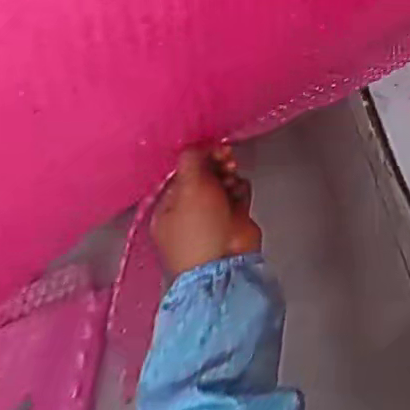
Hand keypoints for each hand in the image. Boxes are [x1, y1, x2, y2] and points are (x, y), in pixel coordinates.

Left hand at [151, 145, 262, 275]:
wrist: (225, 263)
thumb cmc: (200, 226)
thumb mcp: (189, 187)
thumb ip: (192, 160)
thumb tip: (197, 146)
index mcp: (168, 206)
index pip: (184, 171)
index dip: (200, 157)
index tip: (213, 150)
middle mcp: (189, 210)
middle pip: (205, 175)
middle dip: (217, 164)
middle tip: (227, 160)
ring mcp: (212, 215)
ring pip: (223, 180)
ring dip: (230, 176)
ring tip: (232, 180)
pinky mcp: (234, 218)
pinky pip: (238, 192)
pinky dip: (241, 190)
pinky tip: (240, 194)